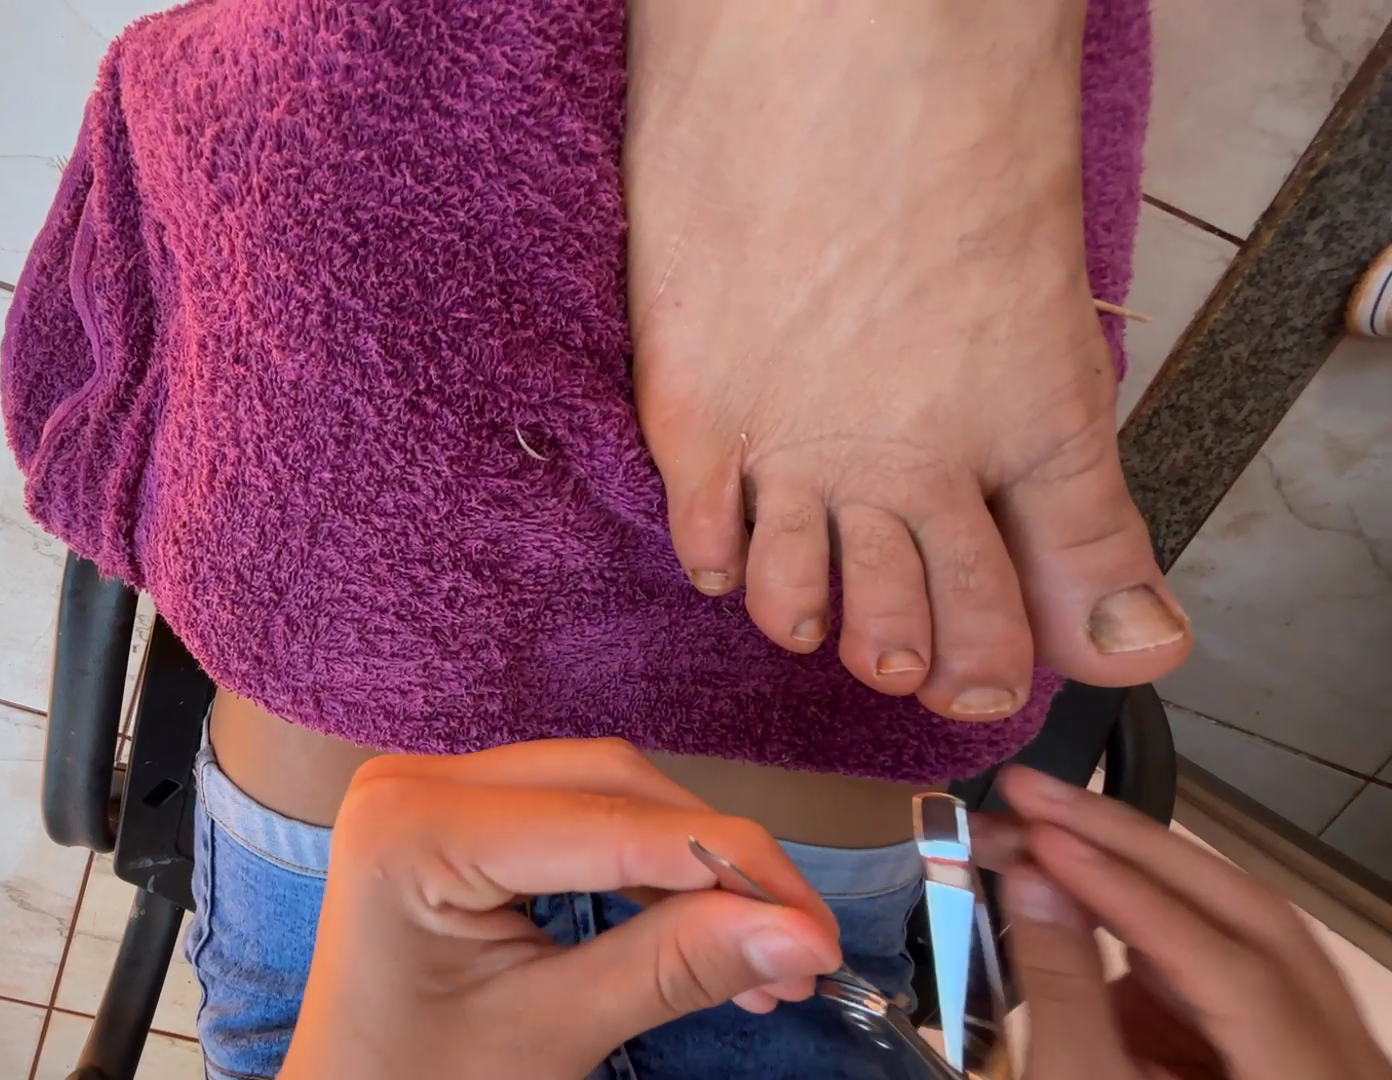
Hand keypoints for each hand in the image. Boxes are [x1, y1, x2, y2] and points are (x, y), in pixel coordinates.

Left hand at [279, 739, 842, 1078]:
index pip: (600, 821)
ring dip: (678, 850)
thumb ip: (673, 968)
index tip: (816, 921)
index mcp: (416, 828)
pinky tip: (685, 906)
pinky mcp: (451, 800)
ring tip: (753, 935)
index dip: (722, 861)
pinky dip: (631, 850)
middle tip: (792, 931)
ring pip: (591, 784)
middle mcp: (417, 778)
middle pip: (600, 780)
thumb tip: (798, 933)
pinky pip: (562, 803)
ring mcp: (429, 780)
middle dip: (706, 850)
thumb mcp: (548, 1033)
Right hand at [625, 0, 1188, 719]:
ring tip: (813, 624)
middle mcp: (903, 455)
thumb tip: (1120, 582)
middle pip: (922, 613)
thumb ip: (1061, 437)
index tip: (1011, 680)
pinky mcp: (692, 417)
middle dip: (928, 658)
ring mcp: (786, 444)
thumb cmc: (944, 119)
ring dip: (814, 624)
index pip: (1054, 587)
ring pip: (802, 598)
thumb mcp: (1042, 280)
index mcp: (1020, 414)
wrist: (820, 42)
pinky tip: (723, 561)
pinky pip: (704, 539)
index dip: (1036, 653)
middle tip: (913, 667)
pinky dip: (719, 565)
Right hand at [993, 767, 1391, 1079]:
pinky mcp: (1245, 1009)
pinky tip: (1055, 857)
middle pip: (1250, 916)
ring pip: (1225, 910)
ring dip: (1119, 849)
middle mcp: (1340, 1055)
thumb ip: (1060, 983)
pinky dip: (1118, 883)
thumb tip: (1028, 871)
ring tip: (1031, 809)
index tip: (1038, 836)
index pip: (1235, 972)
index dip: (1131, 897)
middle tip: (1027, 789)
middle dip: (1127, 839)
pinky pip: (1190, 925)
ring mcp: (1299, 1026)